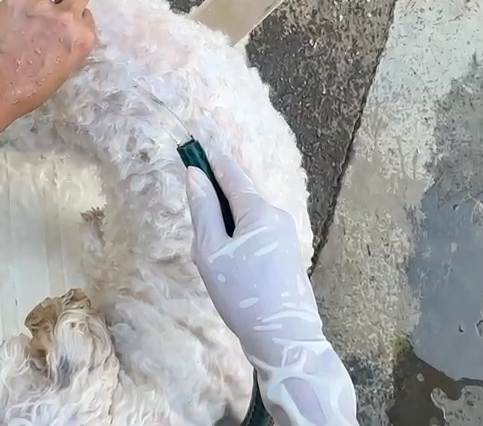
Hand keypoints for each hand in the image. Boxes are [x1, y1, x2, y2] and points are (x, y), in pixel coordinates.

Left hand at [0, 0, 96, 120]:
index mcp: (82, 36)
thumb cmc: (31, 89)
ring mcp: (41, 5)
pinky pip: (19, 2)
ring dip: (36, 11)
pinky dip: (14, 13)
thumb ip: (70, 45)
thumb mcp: (64, 69)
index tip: (64, 27)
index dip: (75, 21)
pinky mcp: (16, 1)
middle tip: (55, 11)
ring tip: (20, 30)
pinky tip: (6, 29)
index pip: (86, 16)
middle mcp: (66, 16)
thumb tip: (62, 35)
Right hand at [186, 153, 357, 425]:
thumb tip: (195, 175)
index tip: (197, 140)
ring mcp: (286, 236)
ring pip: (248, 219)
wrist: (286, 342)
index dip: (212, 157)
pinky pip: (258, 235)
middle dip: (217, 202)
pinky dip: (240, 240)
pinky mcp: (288, 256)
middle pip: (240, 196)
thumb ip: (203, 210)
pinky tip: (233, 271)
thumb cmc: (243, 296)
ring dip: (228, 226)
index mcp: (258, 210)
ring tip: (215, 262)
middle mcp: (276, 215)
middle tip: (198, 221)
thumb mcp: (212, 253)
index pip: (231, 173)